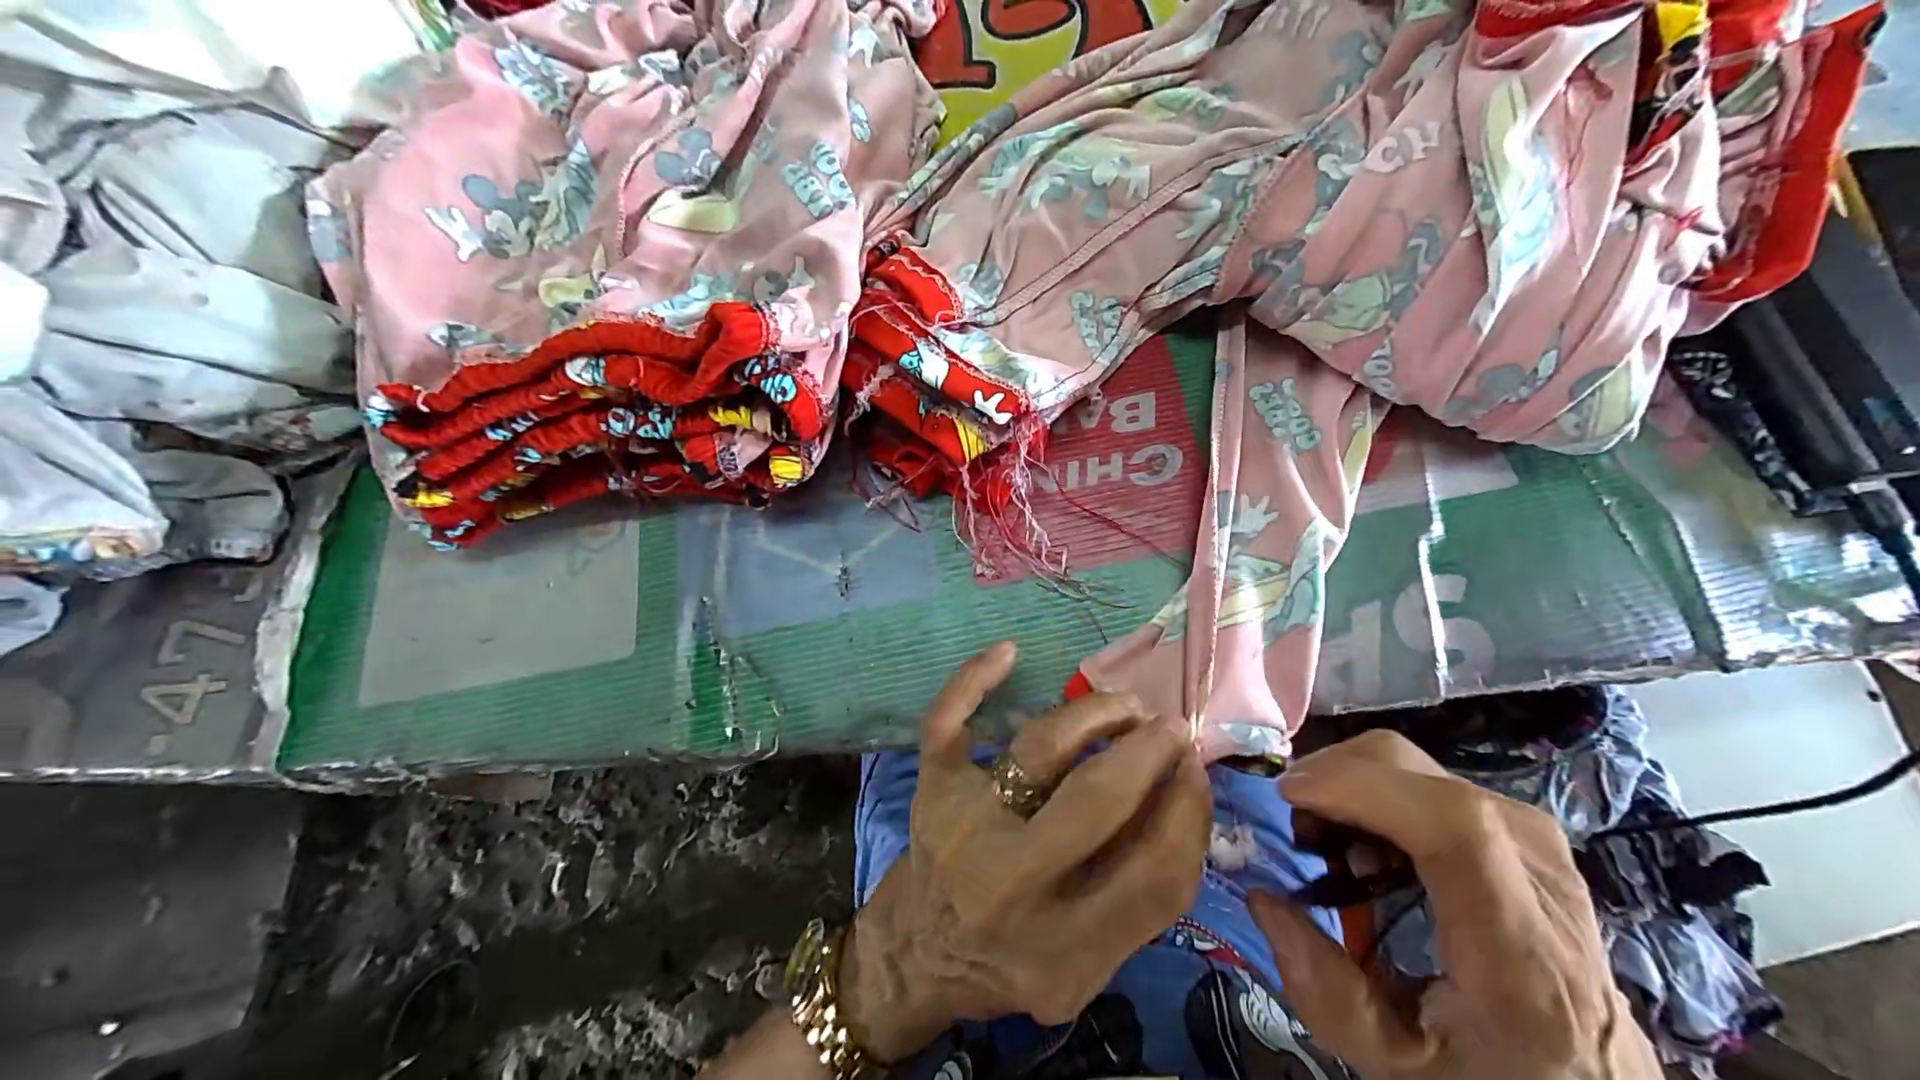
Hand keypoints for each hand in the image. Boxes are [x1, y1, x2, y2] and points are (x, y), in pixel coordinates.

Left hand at [839, 641, 1212, 1061]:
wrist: (918, 953)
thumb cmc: (1014, 958)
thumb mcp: (1087, 962)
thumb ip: (1138, 892)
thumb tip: (1181, 787)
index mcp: (1064, 951)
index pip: (1155, 874)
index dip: (1189, 812)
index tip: (1196, 771)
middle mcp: (1011, 886)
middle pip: (1097, 798)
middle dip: (1147, 751)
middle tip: (1168, 728)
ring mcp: (964, 829)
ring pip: (1039, 747)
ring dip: (1094, 713)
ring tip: (1125, 707)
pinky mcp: (931, 792)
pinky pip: (947, 722)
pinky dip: (973, 681)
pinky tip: (1008, 652)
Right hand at [1248, 731, 1663, 1079]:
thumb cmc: (1492, 1073)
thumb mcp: (1397, 1065)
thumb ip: (1324, 992)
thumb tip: (1262, 898)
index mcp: (1519, 953)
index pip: (1455, 827)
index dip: (1363, 788)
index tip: (1289, 795)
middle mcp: (1541, 879)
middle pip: (1425, 776)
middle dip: (1336, 776)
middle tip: (1294, 826)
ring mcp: (1537, 843)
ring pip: (1420, 764)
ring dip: (1352, 781)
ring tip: (1326, 837)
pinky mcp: (1523, 829)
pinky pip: (1430, 777)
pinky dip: (1376, 787)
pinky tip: (1364, 838)